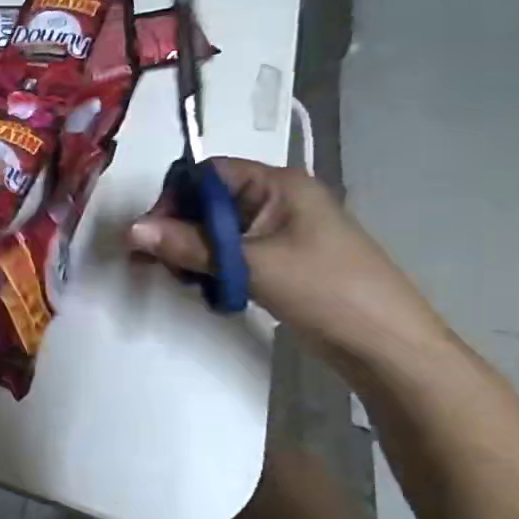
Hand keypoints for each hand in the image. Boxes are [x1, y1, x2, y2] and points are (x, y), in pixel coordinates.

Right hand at [126, 158, 447, 361]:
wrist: (385, 345)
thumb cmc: (325, 290)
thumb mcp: (251, 265)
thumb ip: (190, 245)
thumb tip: (132, 229)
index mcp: (279, 184)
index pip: (210, 173)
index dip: (174, 197)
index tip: (149, 233)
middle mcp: (278, 200)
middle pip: (212, 202)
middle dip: (180, 229)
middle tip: (155, 263)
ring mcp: (281, 232)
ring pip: (221, 231)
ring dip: (195, 252)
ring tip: (181, 280)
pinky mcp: (282, 261)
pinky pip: (235, 254)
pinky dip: (215, 268)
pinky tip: (205, 290)